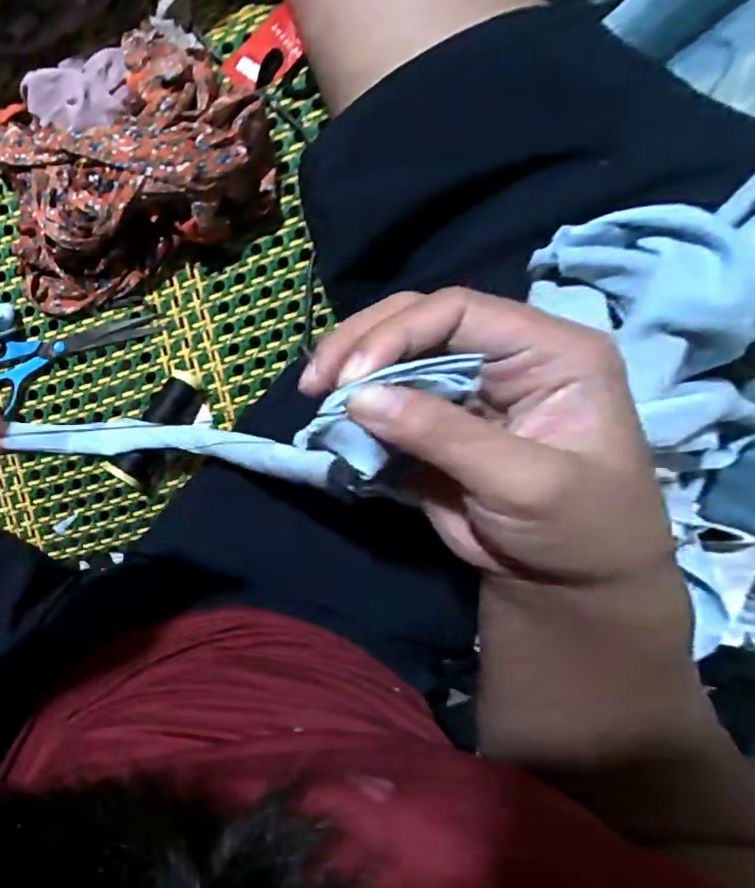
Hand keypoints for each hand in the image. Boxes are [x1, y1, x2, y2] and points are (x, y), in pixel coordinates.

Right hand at [299, 287, 673, 586]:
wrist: (561, 576)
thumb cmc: (576, 525)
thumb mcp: (521, 481)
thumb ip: (442, 434)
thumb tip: (356, 397)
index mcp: (549, 354)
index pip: (456, 311)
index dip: (392, 335)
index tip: (346, 382)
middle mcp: (502, 356)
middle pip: (411, 317)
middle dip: (354, 344)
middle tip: (313, 386)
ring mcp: (459, 385)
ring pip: (384, 348)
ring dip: (340, 369)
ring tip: (313, 399)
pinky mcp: (423, 415)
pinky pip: (372, 391)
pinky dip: (341, 401)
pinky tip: (325, 420)